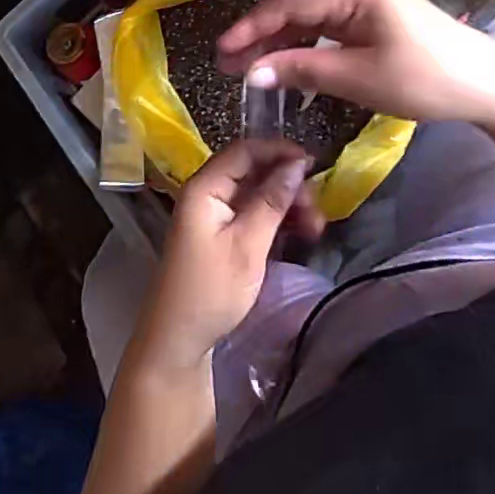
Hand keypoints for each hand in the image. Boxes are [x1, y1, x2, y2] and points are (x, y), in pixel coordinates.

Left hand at [131, 140, 311, 372]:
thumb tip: (298, 165)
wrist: (177, 342)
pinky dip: (278, 220)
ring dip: (288, 204)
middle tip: (316, 207)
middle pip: (254, 172)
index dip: (280, 151)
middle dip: (289, 184)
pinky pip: (255, 215)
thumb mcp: (248, 245)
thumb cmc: (211, 291)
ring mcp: (215, 216)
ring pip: (258, 194)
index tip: (313, 164)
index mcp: (205, 189)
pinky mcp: (223, 235)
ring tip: (315, 226)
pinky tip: (301, 233)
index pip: (245, 151)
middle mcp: (208, 195)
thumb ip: (272, 201)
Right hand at [215, 0, 494, 123]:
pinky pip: (332, 30)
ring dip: (283, 43)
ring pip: (314, 20)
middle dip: (262, 36)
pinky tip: (292, 65)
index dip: (251, 28)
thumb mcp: (359, 77)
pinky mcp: (379, 22)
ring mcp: (370, 5)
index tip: (221, 52)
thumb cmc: (425, 78)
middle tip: (228, 65)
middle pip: (298, 8)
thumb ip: (303, 69)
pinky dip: (309, 48)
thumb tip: (252, 72)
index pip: (289, 4)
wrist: (488, 84)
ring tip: (252, 68)